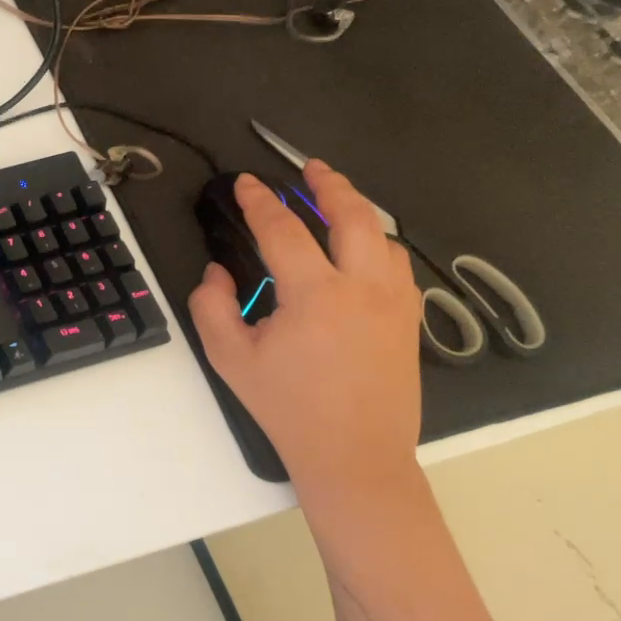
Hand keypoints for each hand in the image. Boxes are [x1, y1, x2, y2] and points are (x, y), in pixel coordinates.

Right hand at [187, 162, 421, 492]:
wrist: (354, 453)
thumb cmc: (286, 406)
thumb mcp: (229, 357)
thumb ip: (211, 305)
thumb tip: (217, 272)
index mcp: (315, 295)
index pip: (283, 230)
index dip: (260, 201)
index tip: (245, 183)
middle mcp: (363, 288)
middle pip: (354, 217)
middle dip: (331, 185)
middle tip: (310, 167)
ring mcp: (394, 303)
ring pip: (383, 238)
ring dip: (358, 213)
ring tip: (336, 202)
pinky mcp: (408, 321)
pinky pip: (395, 266)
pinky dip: (375, 244)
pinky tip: (359, 249)